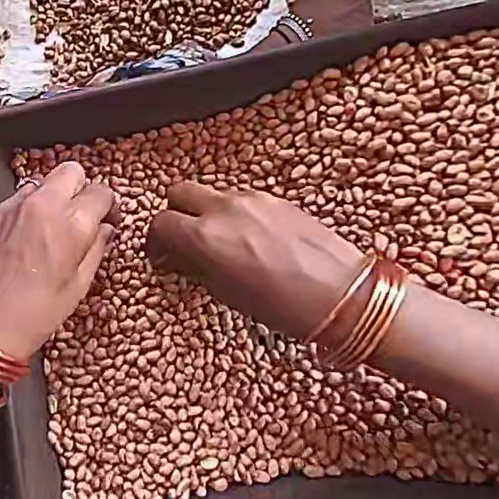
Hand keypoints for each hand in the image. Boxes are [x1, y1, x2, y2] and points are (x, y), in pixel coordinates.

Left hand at [0, 161, 118, 359]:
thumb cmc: (32, 314)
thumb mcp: (77, 286)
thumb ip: (95, 249)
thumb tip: (104, 231)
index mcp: (73, 221)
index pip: (101, 192)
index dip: (107, 206)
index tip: (106, 220)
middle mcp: (43, 204)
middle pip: (71, 171)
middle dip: (80, 188)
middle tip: (81, 215)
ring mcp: (13, 206)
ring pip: (42, 182)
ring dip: (52, 197)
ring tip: (51, 228)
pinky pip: (17, 199)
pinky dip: (27, 209)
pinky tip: (26, 238)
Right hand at [145, 182, 363, 338]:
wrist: (344, 295)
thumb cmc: (285, 305)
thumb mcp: (228, 294)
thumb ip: (195, 268)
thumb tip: (178, 258)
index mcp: (205, 236)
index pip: (160, 222)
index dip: (154, 241)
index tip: (160, 255)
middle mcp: (224, 208)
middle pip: (179, 192)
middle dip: (174, 214)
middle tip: (181, 240)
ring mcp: (253, 198)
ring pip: (212, 193)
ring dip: (205, 212)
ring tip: (219, 243)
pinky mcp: (276, 198)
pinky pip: (240, 198)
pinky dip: (232, 212)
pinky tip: (248, 239)